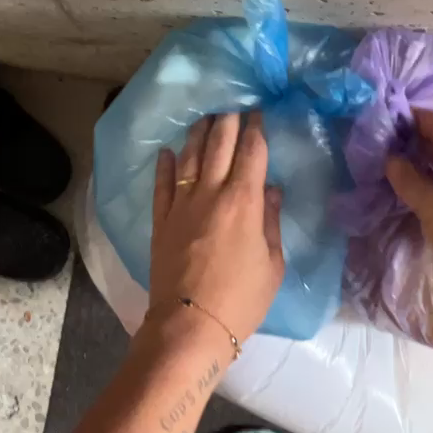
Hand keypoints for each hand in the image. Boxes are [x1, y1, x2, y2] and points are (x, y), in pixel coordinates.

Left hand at [148, 111, 285, 343]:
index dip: (256, 128)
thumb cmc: (241, 300)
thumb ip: (270, 221)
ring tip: (204, 119)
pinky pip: (162, 184)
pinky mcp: (160, 220)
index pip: (251, 151)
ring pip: (189, 157)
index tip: (258, 112)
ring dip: (197, 134)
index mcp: (243, 201)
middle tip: (233, 106)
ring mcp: (181, 204)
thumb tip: (270, 189)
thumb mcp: (272, 264)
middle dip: (228, 121)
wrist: (189, 327)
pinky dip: (164, 165)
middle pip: (219, 144)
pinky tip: (167, 152)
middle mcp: (211, 192)